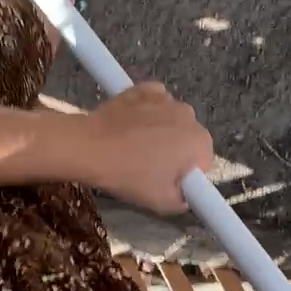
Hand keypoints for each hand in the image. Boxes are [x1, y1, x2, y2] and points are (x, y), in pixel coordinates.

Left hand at [85, 83, 213, 214]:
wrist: (88, 146)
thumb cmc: (129, 175)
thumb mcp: (161, 202)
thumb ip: (183, 201)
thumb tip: (184, 195)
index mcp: (199, 141)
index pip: (202, 165)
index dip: (185, 177)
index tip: (165, 182)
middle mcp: (189, 114)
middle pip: (188, 139)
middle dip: (175, 153)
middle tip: (148, 168)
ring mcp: (165, 97)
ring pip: (170, 120)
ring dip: (160, 131)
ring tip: (133, 148)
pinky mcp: (142, 89)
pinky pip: (153, 102)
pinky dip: (146, 112)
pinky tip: (130, 125)